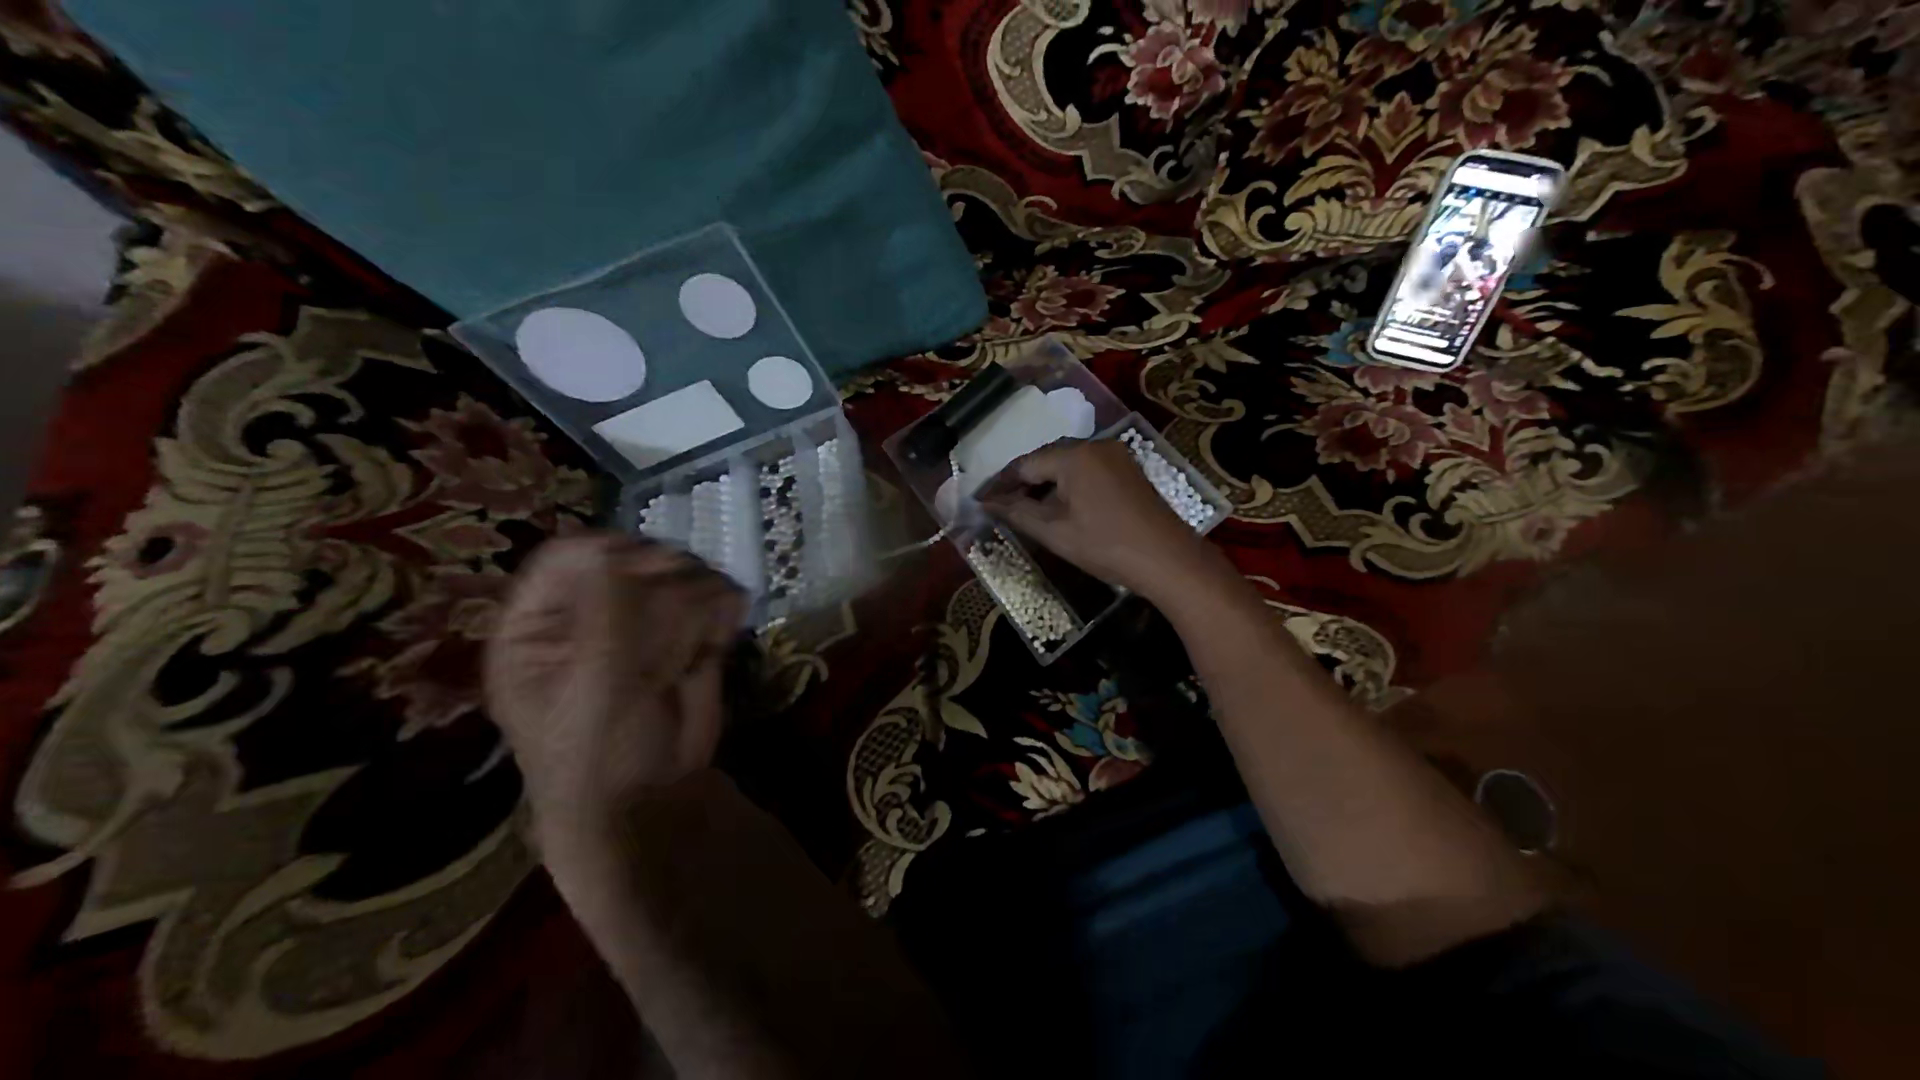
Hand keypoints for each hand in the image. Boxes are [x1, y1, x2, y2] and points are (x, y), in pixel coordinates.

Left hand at [485, 535, 745, 834]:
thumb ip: (607, 618)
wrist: (650, 798)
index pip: (570, 557)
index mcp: (544, 620)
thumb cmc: (596, 756)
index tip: (650, 572)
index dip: (610, 555)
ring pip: (684, 571)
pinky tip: (719, 640)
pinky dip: (726, 609)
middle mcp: (595, 606)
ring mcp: (648, 615)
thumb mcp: (591, 692)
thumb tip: (620, 551)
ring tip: (698, 645)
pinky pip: (717, 595)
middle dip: (666, 587)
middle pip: (637, 559)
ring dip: (701, 599)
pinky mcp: (692, 628)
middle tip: (680, 623)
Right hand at [978, 438, 1225, 600]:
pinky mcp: (1128, 470)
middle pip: (1047, 460)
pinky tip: (1059, 507)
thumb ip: (1017, 512)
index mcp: (1074, 455)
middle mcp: (1095, 445)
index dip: (1001, 484)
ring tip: (1026, 509)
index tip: (981, 501)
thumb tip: (987, 503)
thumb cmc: (1105, 546)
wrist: (1168, 559)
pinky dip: (1069, 486)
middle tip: (1001, 506)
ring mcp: (1116, 456)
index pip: (1025, 464)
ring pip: (1068, 465)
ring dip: (1046, 485)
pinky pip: (1088, 470)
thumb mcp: (1054, 532)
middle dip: (1023, 483)